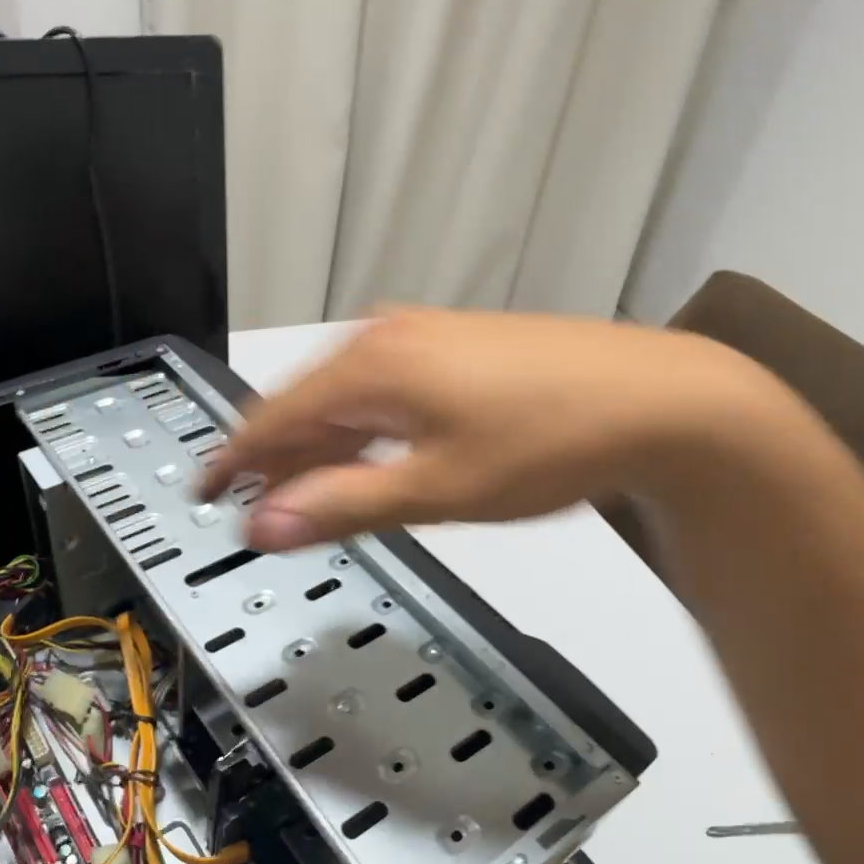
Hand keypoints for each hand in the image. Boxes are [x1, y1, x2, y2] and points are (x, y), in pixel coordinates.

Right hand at [199, 307, 795, 549]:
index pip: (271, 417)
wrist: (664, 401)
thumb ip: (340, 506)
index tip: (200, 492)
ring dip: (316, 447)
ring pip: (341, 398)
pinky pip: (378, 391)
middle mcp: (385, 338)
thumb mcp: (436, 489)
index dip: (231, 460)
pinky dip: (357, 430)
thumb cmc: (547, 443)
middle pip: (302, 403)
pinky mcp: (453, 349)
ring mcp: (422, 337)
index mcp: (369, 366)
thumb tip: (259, 526)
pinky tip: (367, 457)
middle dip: (272, 458)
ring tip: (303, 493)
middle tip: (253, 507)